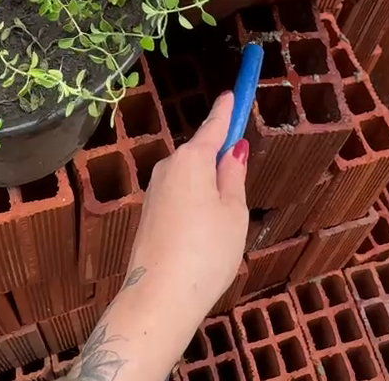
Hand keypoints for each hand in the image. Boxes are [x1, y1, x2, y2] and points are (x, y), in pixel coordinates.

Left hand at [124, 91, 249, 321]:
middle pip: (200, 152)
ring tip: (222, 229)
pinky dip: (194, 203)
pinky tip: (202, 236)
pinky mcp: (149, 211)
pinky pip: (179, 194)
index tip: (232, 92)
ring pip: (190, 176)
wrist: (158, 296)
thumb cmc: (206, 252)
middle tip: (239, 186)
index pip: (214, 126)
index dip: (227, 110)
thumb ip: (234, 176)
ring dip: (207, 187)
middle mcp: (169, 166)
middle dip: (219, 160)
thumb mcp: (233, 212)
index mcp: (192, 159)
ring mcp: (155, 188)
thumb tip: (234, 149)